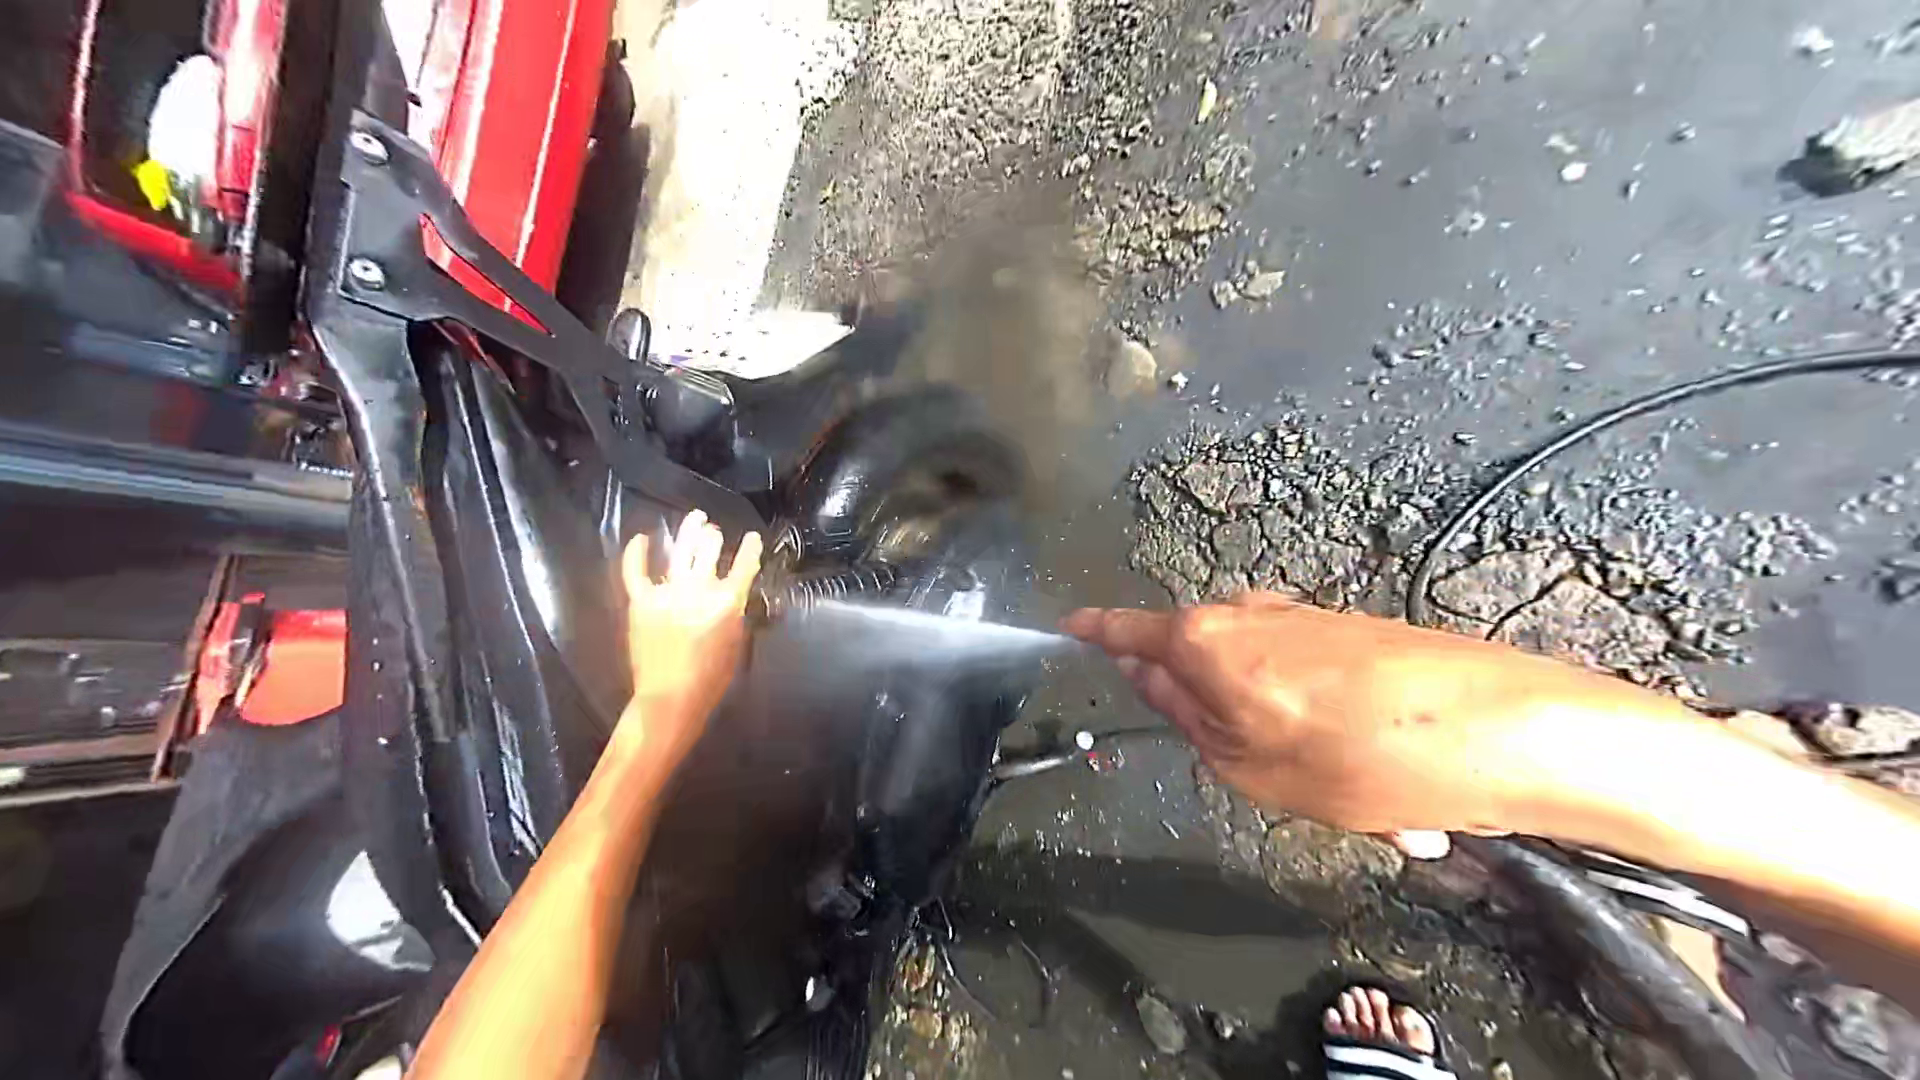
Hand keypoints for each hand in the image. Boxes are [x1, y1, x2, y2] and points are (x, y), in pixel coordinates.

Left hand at [617, 510, 761, 766]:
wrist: (671, 696)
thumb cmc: (712, 676)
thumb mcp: (737, 641)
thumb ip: (735, 612)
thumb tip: (732, 595)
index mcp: (728, 601)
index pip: (745, 565)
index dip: (751, 548)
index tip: (753, 538)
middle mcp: (699, 590)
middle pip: (709, 551)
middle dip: (714, 538)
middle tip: (714, 531)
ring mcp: (668, 593)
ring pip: (681, 552)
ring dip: (690, 532)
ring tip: (696, 518)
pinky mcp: (641, 601)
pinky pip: (636, 571)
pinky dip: (637, 553)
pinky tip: (642, 539)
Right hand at [1061, 593, 1727, 854]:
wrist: (1510, 729)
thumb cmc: (1356, 757)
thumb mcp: (1247, 761)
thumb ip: (1184, 714)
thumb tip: (1149, 675)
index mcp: (1205, 640)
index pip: (1128, 629)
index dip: (1093, 631)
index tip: (1066, 628)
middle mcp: (1245, 613)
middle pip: (1192, 654)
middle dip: (1201, 705)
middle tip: (1245, 767)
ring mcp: (1297, 616)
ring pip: (1251, 674)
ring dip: (1269, 727)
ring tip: (1332, 790)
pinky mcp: (1344, 629)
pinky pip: (1300, 678)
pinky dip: (1314, 723)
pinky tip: (1369, 774)